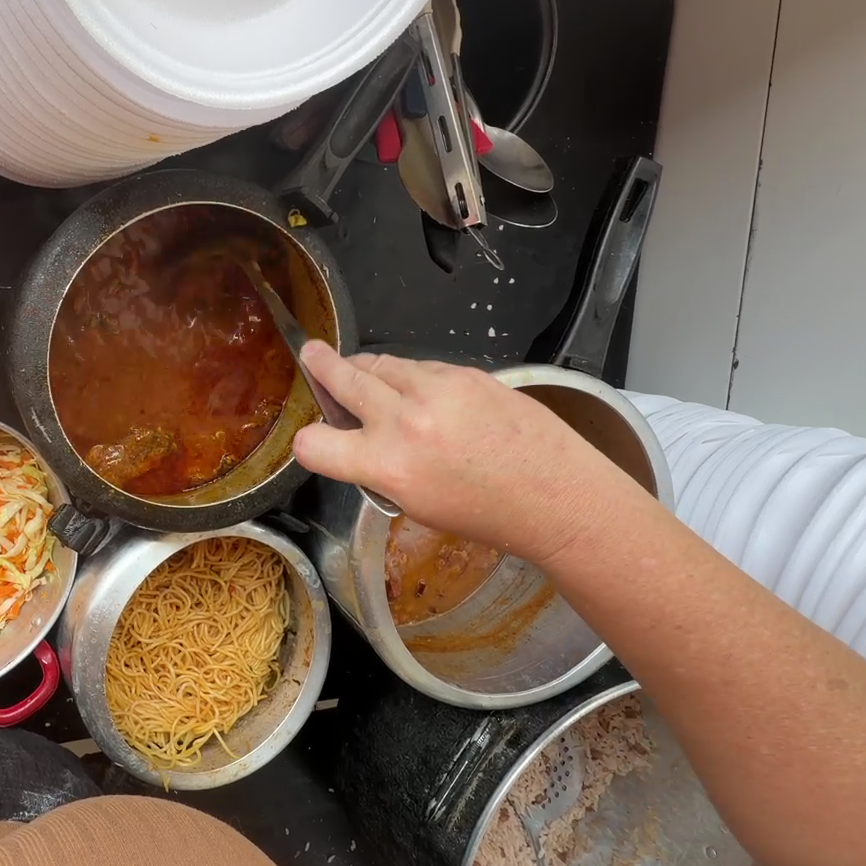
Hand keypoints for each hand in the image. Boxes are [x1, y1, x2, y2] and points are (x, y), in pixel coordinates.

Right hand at [291, 342, 653, 565]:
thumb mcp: (414, 504)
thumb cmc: (485, 514)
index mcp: (387, 466)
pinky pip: (420, 365)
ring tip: (362, 372)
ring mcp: (437, 389)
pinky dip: (410, 375)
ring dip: (367, 369)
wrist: (557, 494)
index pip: (314, 444)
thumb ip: (376, 468)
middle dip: (321, 365)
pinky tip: (420, 391)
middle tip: (310, 352)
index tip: (314, 439)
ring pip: (381, 363)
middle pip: (343, 379)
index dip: (308, 443)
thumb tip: (355, 437)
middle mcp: (404, 421)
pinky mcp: (465, 372)